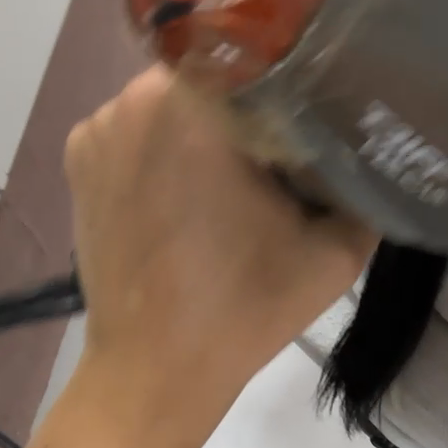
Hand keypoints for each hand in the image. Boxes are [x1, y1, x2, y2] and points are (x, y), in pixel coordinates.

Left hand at [65, 65, 373, 400]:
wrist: (159, 371)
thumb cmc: (247, 310)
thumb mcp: (335, 256)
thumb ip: (363, 197)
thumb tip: (368, 168)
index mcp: (198, 105)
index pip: (270, 76)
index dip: (301, 114)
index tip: (316, 159)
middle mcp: (135, 98)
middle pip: (218, 90)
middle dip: (253, 128)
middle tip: (281, 184)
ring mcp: (98, 130)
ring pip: (176, 114)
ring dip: (209, 145)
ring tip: (234, 204)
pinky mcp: (79, 164)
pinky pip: (140, 141)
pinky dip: (170, 164)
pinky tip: (191, 212)